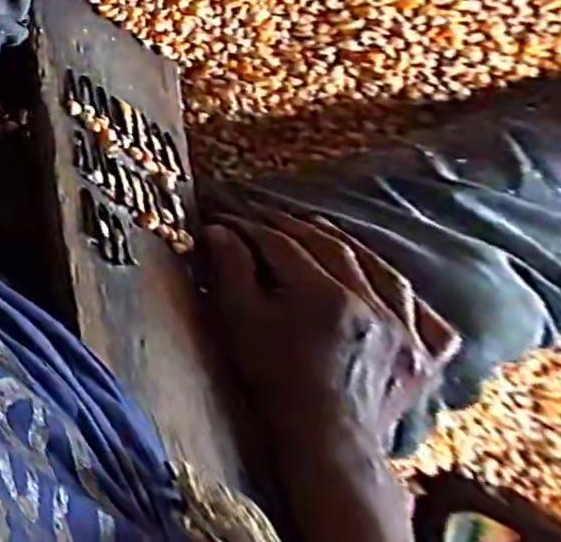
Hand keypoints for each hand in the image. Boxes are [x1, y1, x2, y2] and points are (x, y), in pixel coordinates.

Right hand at [206, 209, 454, 452]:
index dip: (246, 225)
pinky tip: (383, 283)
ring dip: (344, 244)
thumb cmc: (268, 370)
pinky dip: (401, 291)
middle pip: (330, 247)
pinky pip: (425, 314)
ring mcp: (408, 332)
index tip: (220, 218)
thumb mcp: (235, 313)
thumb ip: (230, 267)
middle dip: (289, 225)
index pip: (280, 242)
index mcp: (323, 295)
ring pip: (381, 271)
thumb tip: (221, 230)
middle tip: (258, 213)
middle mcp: (373, 306)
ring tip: (316, 228)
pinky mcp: (426, 356)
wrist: (322, 433)